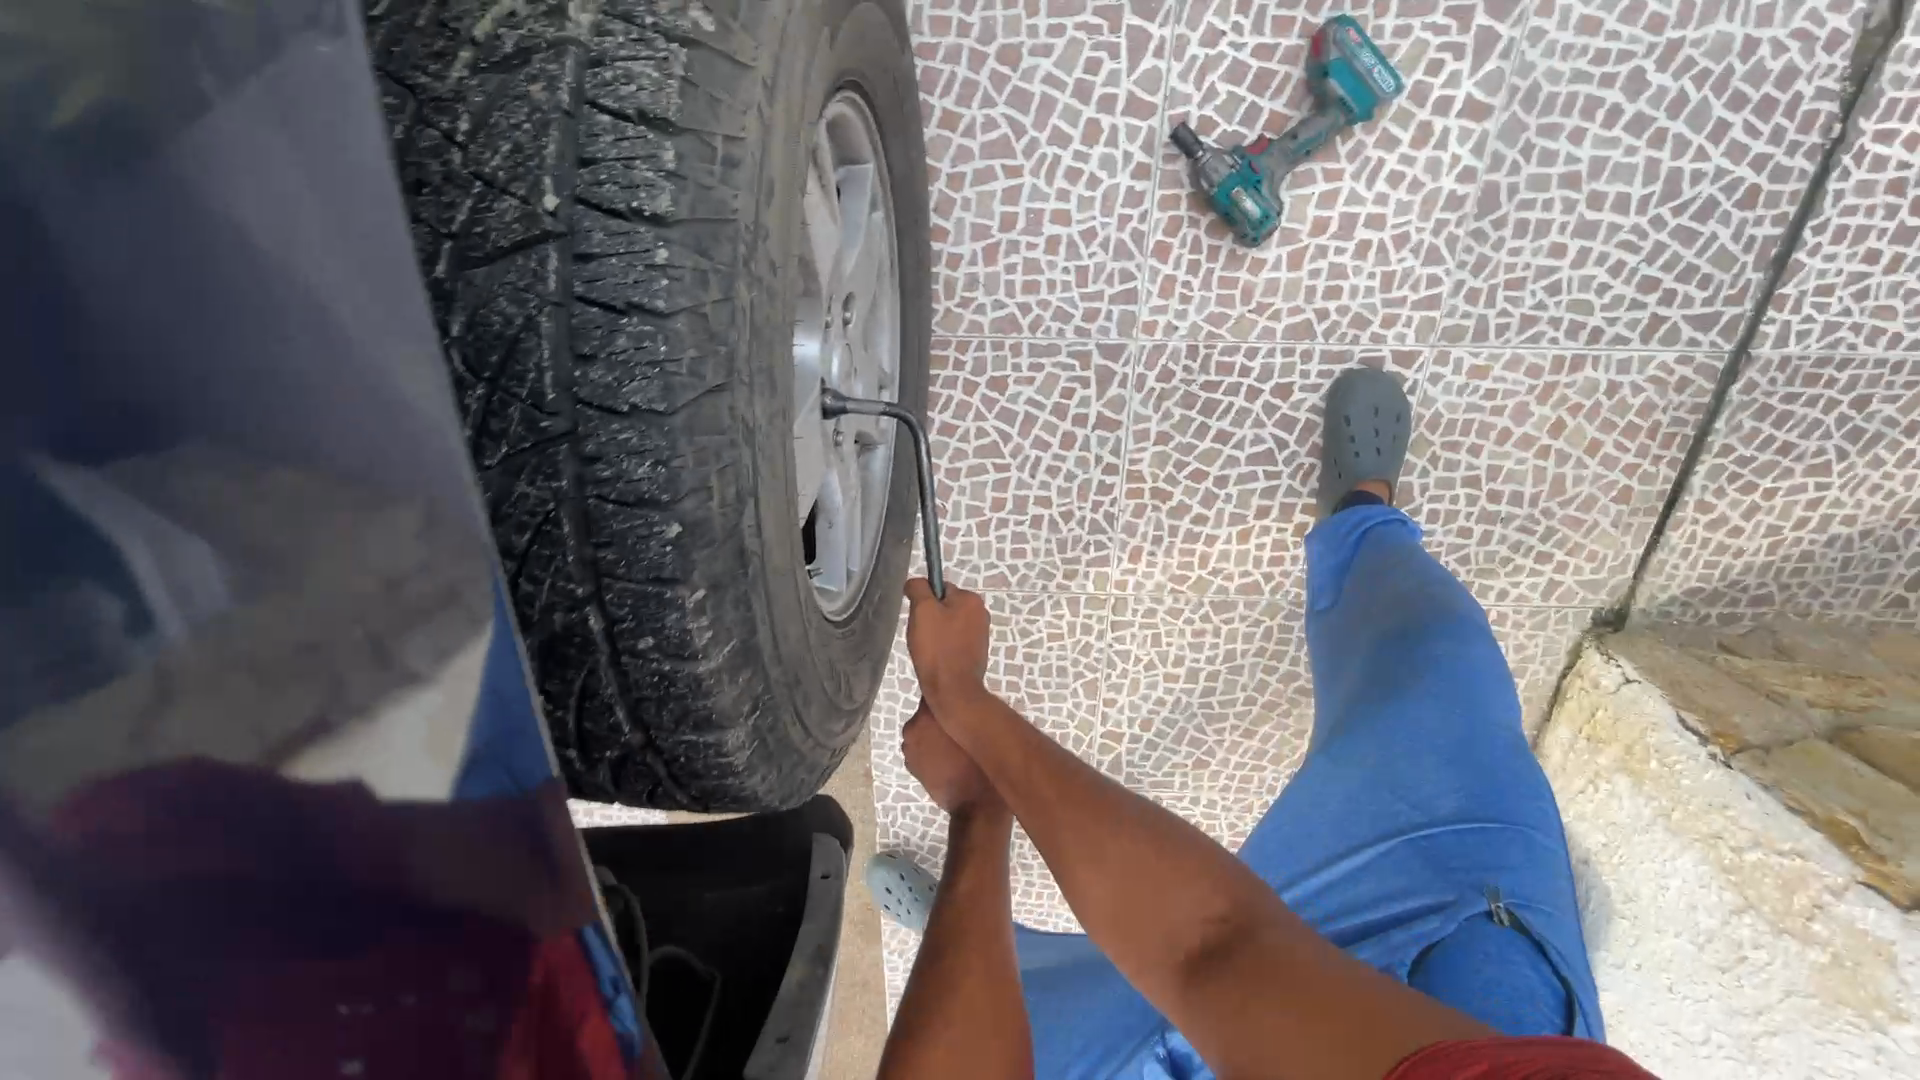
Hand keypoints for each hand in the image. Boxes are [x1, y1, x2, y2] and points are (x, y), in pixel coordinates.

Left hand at [902, 701, 998, 814]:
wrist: (976, 806)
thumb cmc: (983, 764)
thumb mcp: (981, 728)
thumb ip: (968, 710)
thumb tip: (965, 699)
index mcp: (929, 713)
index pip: (935, 691)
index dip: (948, 692)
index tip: (961, 696)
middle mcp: (913, 726)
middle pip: (928, 712)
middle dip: (943, 715)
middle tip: (963, 723)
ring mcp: (909, 748)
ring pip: (924, 731)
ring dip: (936, 733)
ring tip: (958, 744)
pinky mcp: (911, 766)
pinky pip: (921, 749)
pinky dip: (931, 750)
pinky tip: (949, 759)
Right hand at [904, 578, 989, 707]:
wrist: (952, 690)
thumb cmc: (937, 648)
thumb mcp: (922, 610)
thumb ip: (918, 588)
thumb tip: (915, 582)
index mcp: (971, 599)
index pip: (939, 588)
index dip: (924, 601)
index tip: (917, 618)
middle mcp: (981, 613)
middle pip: (944, 607)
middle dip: (930, 619)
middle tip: (921, 636)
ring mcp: (981, 634)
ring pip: (947, 625)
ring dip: (935, 634)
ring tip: (927, 650)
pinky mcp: (977, 652)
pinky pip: (953, 642)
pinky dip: (943, 648)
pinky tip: (936, 659)